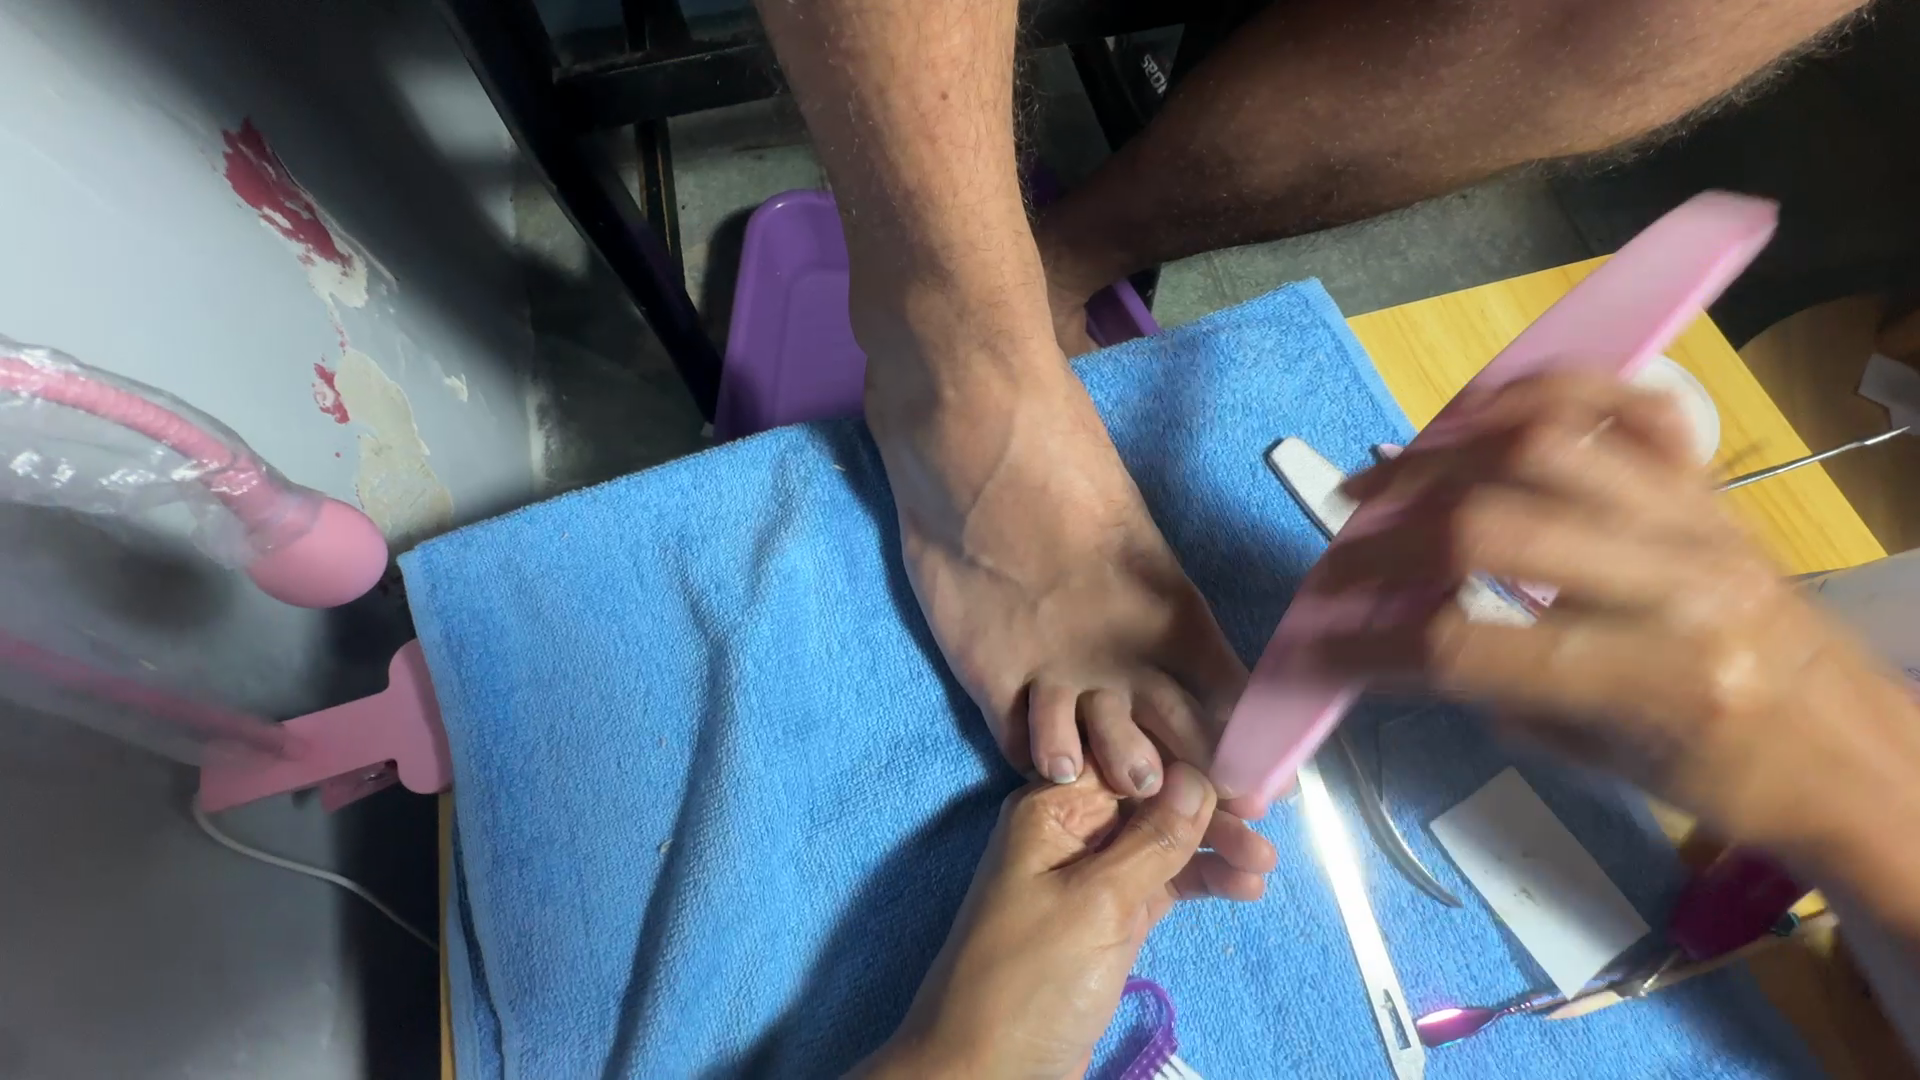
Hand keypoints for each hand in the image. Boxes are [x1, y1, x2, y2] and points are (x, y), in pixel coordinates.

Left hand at [855, 764, 1273, 1079]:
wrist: (986, 1070)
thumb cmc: (1032, 976)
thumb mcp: (1096, 903)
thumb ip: (1151, 840)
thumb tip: (1196, 776)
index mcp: (1051, 804)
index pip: (1124, 760)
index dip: (1182, 760)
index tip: (1241, 769)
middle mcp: (1071, 827)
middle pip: (1148, 799)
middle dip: (1205, 809)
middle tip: (1262, 829)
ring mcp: (1092, 872)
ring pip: (1161, 842)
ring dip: (1210, 848)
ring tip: (1264, 865)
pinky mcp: (1110, 915)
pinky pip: (1161, 883)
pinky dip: (1198, 882)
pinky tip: (1243, 887)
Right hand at [1299, 373, 1919, 861]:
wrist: (1864, 755)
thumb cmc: (1722, 777)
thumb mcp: (1590, 757)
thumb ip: (1486, 685)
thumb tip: (1391, 628)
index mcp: (1655, 678)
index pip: (1463, 645)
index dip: (1369, 644)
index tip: (1315, 644)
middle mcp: (1680, 583)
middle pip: (1487, 528)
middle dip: (1382, 543)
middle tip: (1337, 559)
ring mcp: (1698, 519)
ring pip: (1541, 443)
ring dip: (1432, 457)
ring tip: (1378, 481)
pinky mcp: (1708, 488)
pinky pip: (1624, 404)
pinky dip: (1537, 393)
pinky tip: (1475, 418)